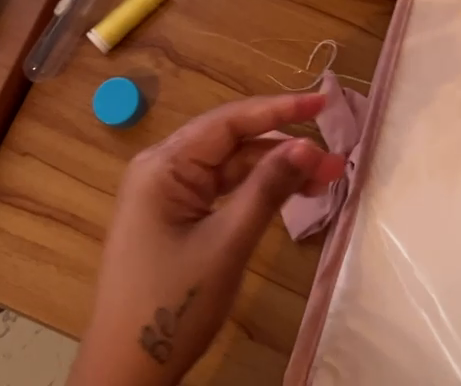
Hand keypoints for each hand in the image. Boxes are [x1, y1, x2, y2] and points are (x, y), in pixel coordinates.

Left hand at [69, 93, 346, 385]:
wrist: (126, 373)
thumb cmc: (172, 304)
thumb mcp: (227, 243)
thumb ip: (267, 188)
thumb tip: (308, 146)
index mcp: (163, 164)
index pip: (229, 121)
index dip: (279, 109)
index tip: (323, 102)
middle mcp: (162, 168)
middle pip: (232, 142)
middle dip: (284, 148)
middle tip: (334, 163)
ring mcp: (167, 194)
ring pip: (231, 167)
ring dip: (274, 171)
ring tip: (324, 181)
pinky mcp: (175, 217)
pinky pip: (221, 190)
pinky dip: (255, 192)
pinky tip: (288, 196)